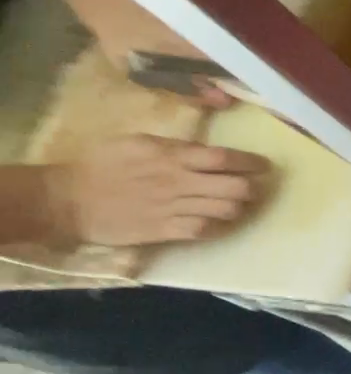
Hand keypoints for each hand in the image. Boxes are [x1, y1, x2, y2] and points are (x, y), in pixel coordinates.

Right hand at [46, 134, 270, 245]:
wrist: (62, 200)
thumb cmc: (99, 166)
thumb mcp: (135, 144)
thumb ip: (175, 147)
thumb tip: (211, 152)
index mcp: (169, 156)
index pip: (224, 157)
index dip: (252, 162)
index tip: (264, 166)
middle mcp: (177, 181)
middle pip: (238, 187)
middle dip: (254, 188)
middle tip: (253, 188)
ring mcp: (173, 207)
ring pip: (230, 209)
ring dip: (241, 208)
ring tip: (237, 205)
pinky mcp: (166, 229)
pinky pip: (209, 229)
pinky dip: (221, 226)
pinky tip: (218, 221)